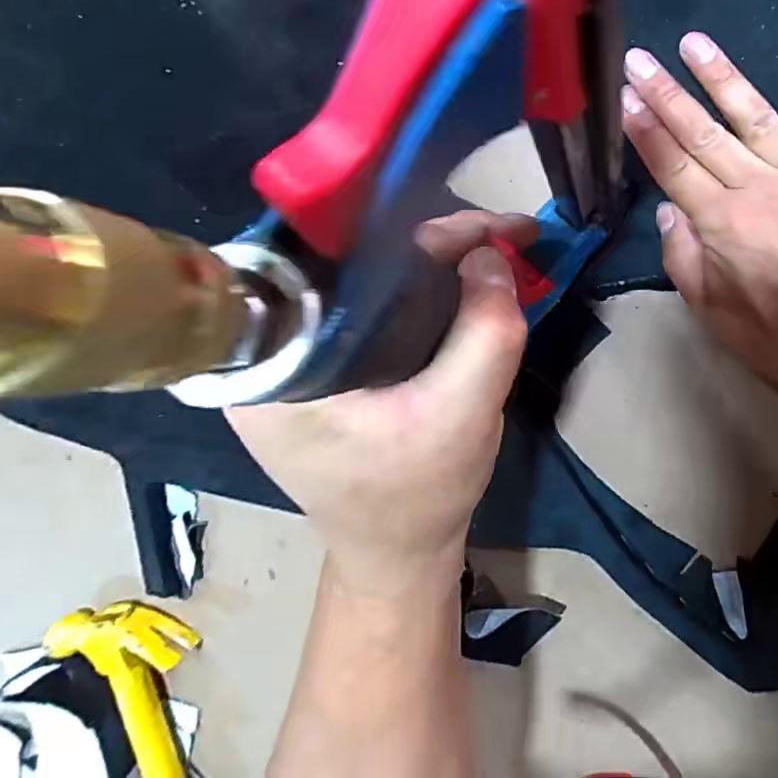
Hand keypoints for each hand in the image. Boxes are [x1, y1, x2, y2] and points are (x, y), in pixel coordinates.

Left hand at [226, 211, 534, 594]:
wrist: (399, 551)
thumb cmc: (418, 495)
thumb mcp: (464, 415)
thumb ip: (486, 331)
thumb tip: (490, 253)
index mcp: (274, 361)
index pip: (329, 256)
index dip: (407, 228)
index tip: (478, 226)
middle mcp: (271, 345)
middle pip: (355, 260)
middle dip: (439, 240)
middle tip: (506, 233)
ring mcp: (298, 351)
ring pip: (372, 275)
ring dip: (439, 258)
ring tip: (497, 247)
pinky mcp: (325, 358)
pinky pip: (378, 300)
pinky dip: (428, 285)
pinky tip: (467, 278)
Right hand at [619, 32, 777, 410]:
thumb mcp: (718, 317)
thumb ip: (685, 262)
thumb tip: (668, 211)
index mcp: (723, 224)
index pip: (673, 166)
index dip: (646, 130)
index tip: (626, 97)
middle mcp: (759, 187)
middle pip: (704, 134)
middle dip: (667, 94)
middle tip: (640, 58)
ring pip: (756, 115)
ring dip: (722, 76)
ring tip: (694, 42)